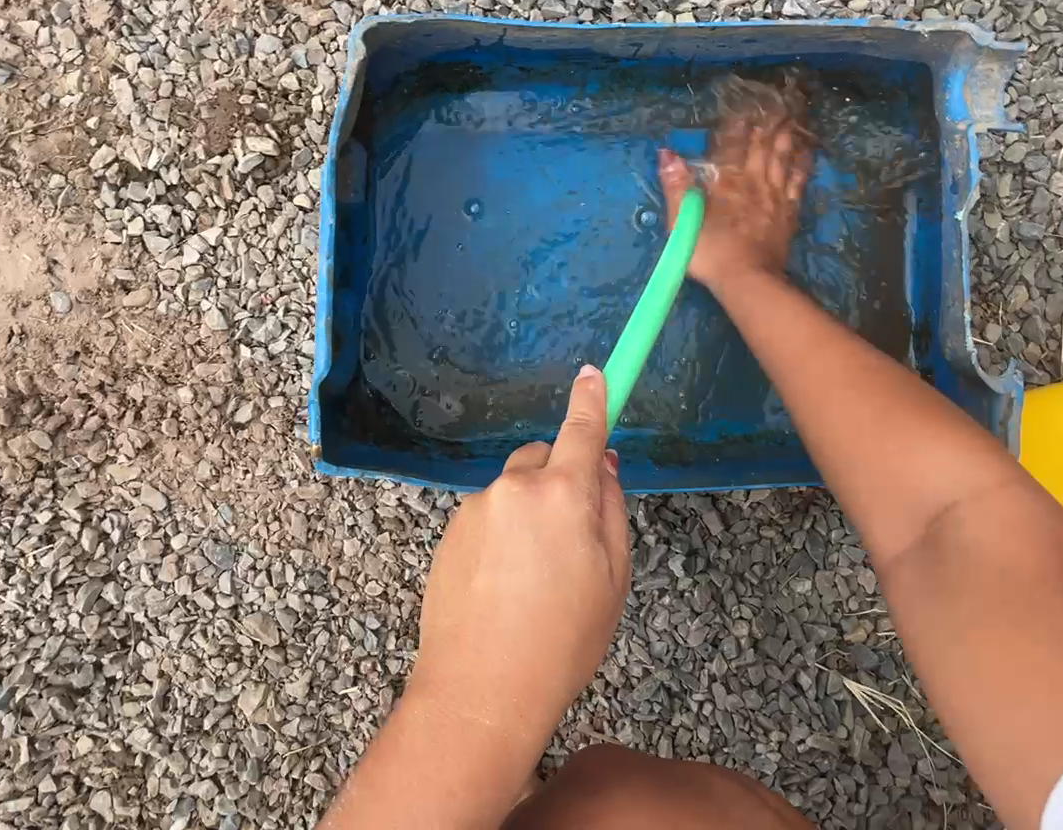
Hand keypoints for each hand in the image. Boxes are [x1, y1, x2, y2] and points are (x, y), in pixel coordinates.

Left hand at [407, 364, 631, 745]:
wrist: (480, 689)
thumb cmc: (563, 639)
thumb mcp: (613, 577)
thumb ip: (610, 509)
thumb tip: (602, 463)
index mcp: (562, 493)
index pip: (581, 429)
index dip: (591, 399)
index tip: (592, 373)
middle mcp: (514, 487)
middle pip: (544, 458)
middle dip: (560, 478)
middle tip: (570, 535)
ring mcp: (476, 507)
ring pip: (514, 490)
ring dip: (528, 512)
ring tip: (532, 577)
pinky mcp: (450, 530)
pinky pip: (488, 515)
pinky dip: (501, 533)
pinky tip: (502, 584)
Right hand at [658, 81, 811, 291]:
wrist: (746, 278)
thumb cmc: (708, 251)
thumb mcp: (682, 219)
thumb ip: (676, 185)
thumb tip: (667, 152)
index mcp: (726, 182)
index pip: (730, 146)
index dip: (735, 125)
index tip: (742, 106)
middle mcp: (752, 182)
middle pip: (761, 147)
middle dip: (766, 125)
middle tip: (775, 105)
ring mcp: (774, 197)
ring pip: (782, 159)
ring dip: (786, 138)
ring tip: (792, 120)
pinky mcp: (788, 214)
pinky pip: (799, 183)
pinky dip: (803, 166)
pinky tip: (807, 155)